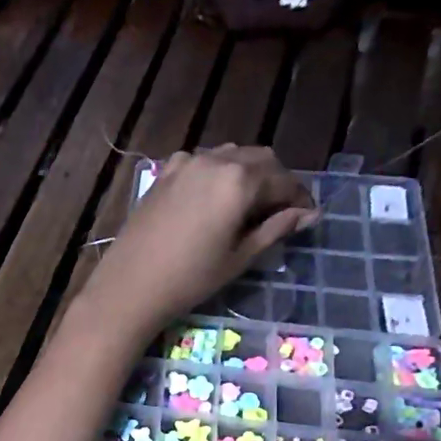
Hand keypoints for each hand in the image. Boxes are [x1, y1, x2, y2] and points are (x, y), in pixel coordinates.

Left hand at [86, 144, 316, 329]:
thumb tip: (306, 214)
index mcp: (240, 180)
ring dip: (249, 173)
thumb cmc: (190, 278)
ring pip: (232, 155)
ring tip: (252, 206)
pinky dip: (220, 173)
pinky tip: (217, 198)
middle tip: (283, 211)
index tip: (309, 216)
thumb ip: (275, 229)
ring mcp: (187, 162)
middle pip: (260, 159)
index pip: (284, 181)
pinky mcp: (166, 172)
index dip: (300, 198)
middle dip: (277, 181)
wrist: (131, 284)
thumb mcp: (240, 257)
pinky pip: (204, 162)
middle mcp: (216, 160)